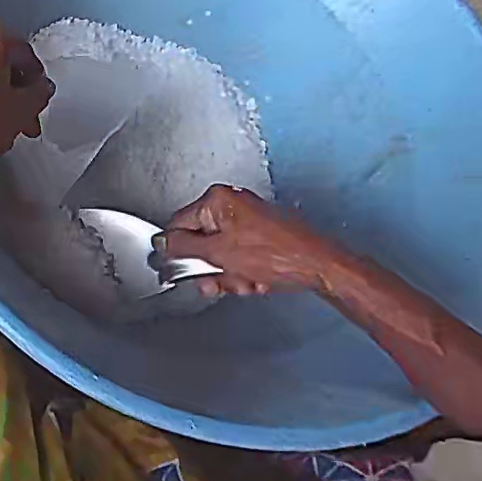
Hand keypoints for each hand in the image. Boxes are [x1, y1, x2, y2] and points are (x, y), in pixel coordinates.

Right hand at [160, 185, 358, 298]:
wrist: (319, 266)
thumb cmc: (276, 254)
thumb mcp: (218, 254)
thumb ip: (183, 247)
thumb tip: (162, 243)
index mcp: (216, 200)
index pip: (179, 225)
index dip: (179, 251)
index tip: (180, 269)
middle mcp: (231, 204)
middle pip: (201, 242)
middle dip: (211, 268)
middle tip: (219, 281)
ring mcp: (247, 220)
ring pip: (221, 255)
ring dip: (229, 275)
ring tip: (247, 281)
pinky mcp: (261, 236)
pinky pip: (239, 257)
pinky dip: (244, 272)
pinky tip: (257, 280)